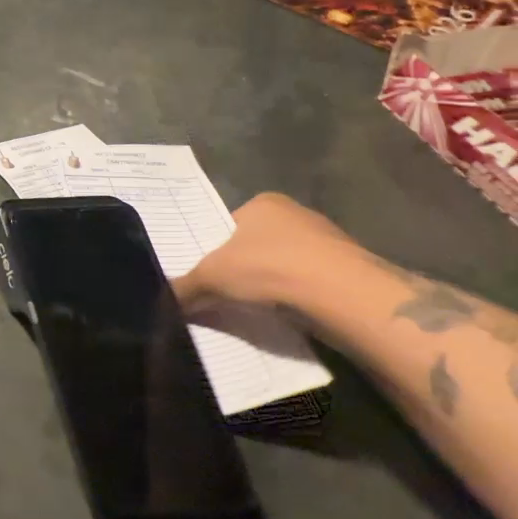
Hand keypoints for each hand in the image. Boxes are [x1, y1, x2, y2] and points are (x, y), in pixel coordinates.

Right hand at [172, 191, 360, 310]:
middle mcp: (300, 215)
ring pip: (290, 265)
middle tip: (227, 289)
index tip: (210, 270)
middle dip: (246, 266)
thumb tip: (163, 299)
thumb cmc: (270, 269)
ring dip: (275, 284)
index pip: (230, 223)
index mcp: (264, 203)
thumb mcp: (211, 278)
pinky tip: (289, 315)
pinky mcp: (356, 273)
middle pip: (260, 244)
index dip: (216, 247)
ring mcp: (334, 243)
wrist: (347, 298)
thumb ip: (185, 287)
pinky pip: (316, 286)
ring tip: (257, 307)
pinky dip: (301, 299)